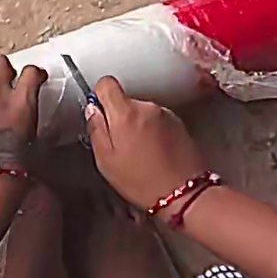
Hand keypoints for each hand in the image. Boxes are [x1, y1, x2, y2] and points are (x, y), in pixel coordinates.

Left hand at [0, 57, 46, 259]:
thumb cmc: (11, 175)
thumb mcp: (33, 144)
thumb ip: (29, 123)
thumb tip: (26, 121)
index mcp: (23, 104)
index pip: (32, 73)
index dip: (34, 73)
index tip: (34, 77)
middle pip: (0, 63)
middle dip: (3, 68)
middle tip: (4, 77)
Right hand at [85, 76, 207, 209]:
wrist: (184, 193)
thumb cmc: (141, 181)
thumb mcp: (106, 160)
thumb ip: (96, 130)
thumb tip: (92, 110)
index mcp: (125, 114)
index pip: (107, 84)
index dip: (99, 96)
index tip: (99, 113)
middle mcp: (147, 107)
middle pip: (124, 100)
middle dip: (118, 117)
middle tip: (118, 144)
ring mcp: (165, 114)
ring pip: (140, 111)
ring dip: (136, 125)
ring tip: (138, 152)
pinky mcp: (178, 123)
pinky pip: (156, 119)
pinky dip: (151, 131)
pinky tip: (152, 152)